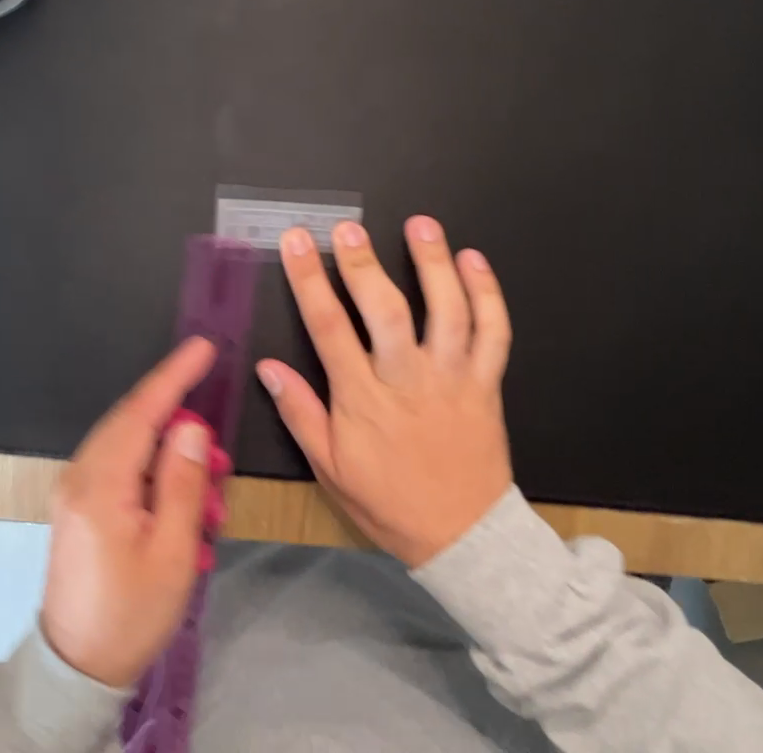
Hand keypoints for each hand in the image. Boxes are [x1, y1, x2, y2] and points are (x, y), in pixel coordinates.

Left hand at [41, 338, 216, 686]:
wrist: (77, 668)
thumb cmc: (131, 612)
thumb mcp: (173, 551)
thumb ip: (183, 481)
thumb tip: (191, 427)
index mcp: (99, 483)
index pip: (141, 411)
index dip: (174, 376)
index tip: (202, 347)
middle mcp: (80, 476)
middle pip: (134, 427)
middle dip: (182, 435)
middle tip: (219, 466)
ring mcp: (75, 492)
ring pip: (131, 452)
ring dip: (172, 468)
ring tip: (206, 507)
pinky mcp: (79, 509)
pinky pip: (121, 476)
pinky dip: (155, 486)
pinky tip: (183, 519)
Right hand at [257, 217, 513, 567]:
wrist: (462, 537)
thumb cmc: (388, 502)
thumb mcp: (329, 468)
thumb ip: (300, 413)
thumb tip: (269, 367)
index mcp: (362, 399)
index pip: (328, 327)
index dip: (310, 280)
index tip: (298, 243)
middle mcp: (407, 380)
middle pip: (386, 310)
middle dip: (365, 263)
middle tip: (350, 227)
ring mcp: (453, 379)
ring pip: (447, 312)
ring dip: (434, 264)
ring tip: (421, 225)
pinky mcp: (487, 383)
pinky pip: (494, 333)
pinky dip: (488, 294)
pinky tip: (474, 262)